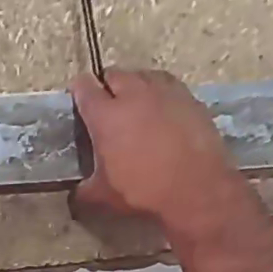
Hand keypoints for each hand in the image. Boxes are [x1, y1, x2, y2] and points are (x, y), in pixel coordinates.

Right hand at [68, 69, 252, 236]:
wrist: (197, 189)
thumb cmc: (144, 191)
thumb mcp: (105, 197)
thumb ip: (84, 191)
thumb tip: (75, 194)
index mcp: (105, 114)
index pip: (83, 87)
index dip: (79, 92)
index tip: (80, 103)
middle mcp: (133, 93)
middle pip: (114, 74)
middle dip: (108, 87)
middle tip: (110, 109)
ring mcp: (164, 92)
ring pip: (143, 76)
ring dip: (136, 86)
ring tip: (138, 107)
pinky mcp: (189, 98)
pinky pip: (168, 86)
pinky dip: (161, 95)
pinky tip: (164, 112)